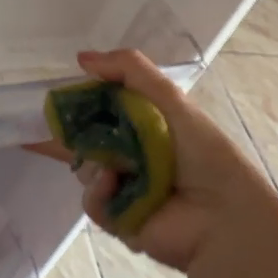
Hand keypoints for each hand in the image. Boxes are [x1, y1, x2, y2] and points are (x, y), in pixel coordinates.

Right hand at [32, 49, 271, 271]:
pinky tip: (114, 187)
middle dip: (70, 132)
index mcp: (143, 125)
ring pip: (84, 167)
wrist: (222, 215)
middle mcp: (130, 154)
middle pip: (85, 137)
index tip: (56, 97)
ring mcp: (123, 187)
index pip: (101, 107)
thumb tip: (81, 59)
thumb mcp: (168, 97)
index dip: (78, 101)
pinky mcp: (118, 218)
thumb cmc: (200, 152)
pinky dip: (99, 192)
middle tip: (55, 127)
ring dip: (93, 162)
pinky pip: (91, 200)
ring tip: (112, 168)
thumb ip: (127, 68)